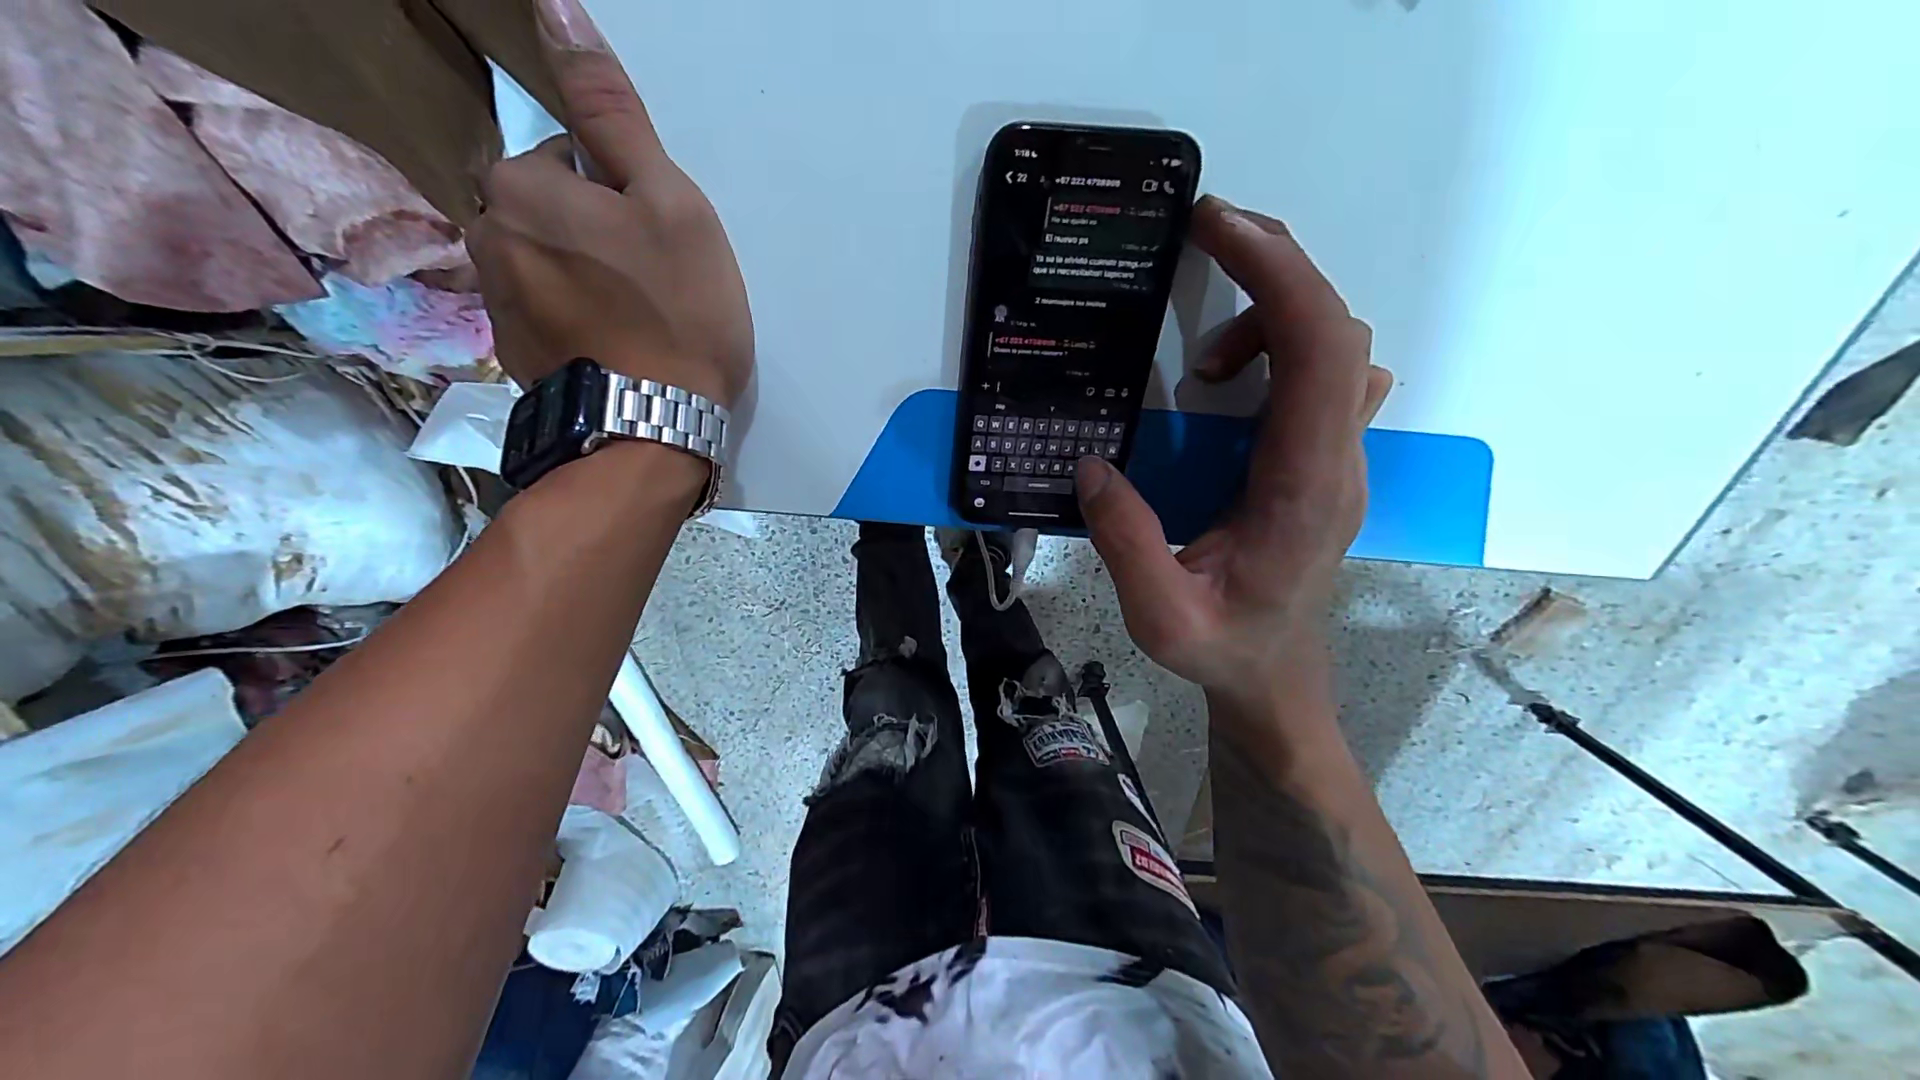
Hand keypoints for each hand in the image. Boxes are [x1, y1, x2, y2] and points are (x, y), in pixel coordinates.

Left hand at [466, 0, 752, 408]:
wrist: (656, 425)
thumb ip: (613, 113)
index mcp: (518, 187)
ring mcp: (495, 302)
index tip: (656, 239)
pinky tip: (618, 348)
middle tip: (654, 282)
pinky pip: (545, 310)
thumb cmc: (677, 310)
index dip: (618, 192)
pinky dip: (577, 319)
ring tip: (639, 321)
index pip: (563, 156)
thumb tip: (555, 9)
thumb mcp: (669, 202)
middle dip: (594, 233)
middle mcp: (487, 236)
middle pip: (547, 210)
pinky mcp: (513, 352)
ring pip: (545, 262)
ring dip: (586, 277)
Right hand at [1075, 195, 1390, 703]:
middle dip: (1272, 265)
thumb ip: (1126, 543)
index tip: (1216, 228)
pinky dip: (1279, 343)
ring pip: (1332, 344)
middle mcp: (1337, 458)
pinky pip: (1323, 372)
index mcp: (1305, 486)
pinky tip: (1229, 381)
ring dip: (1269, 315)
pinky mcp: (1323, 457)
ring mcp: (1338, 456)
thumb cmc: (1226, 647)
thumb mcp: (1161, 616)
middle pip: (1334, 328)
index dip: (1277, 275)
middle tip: (1202, 236)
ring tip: (1202, 362)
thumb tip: (1092, 466)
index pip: (1318, 352)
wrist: (1277, 673)